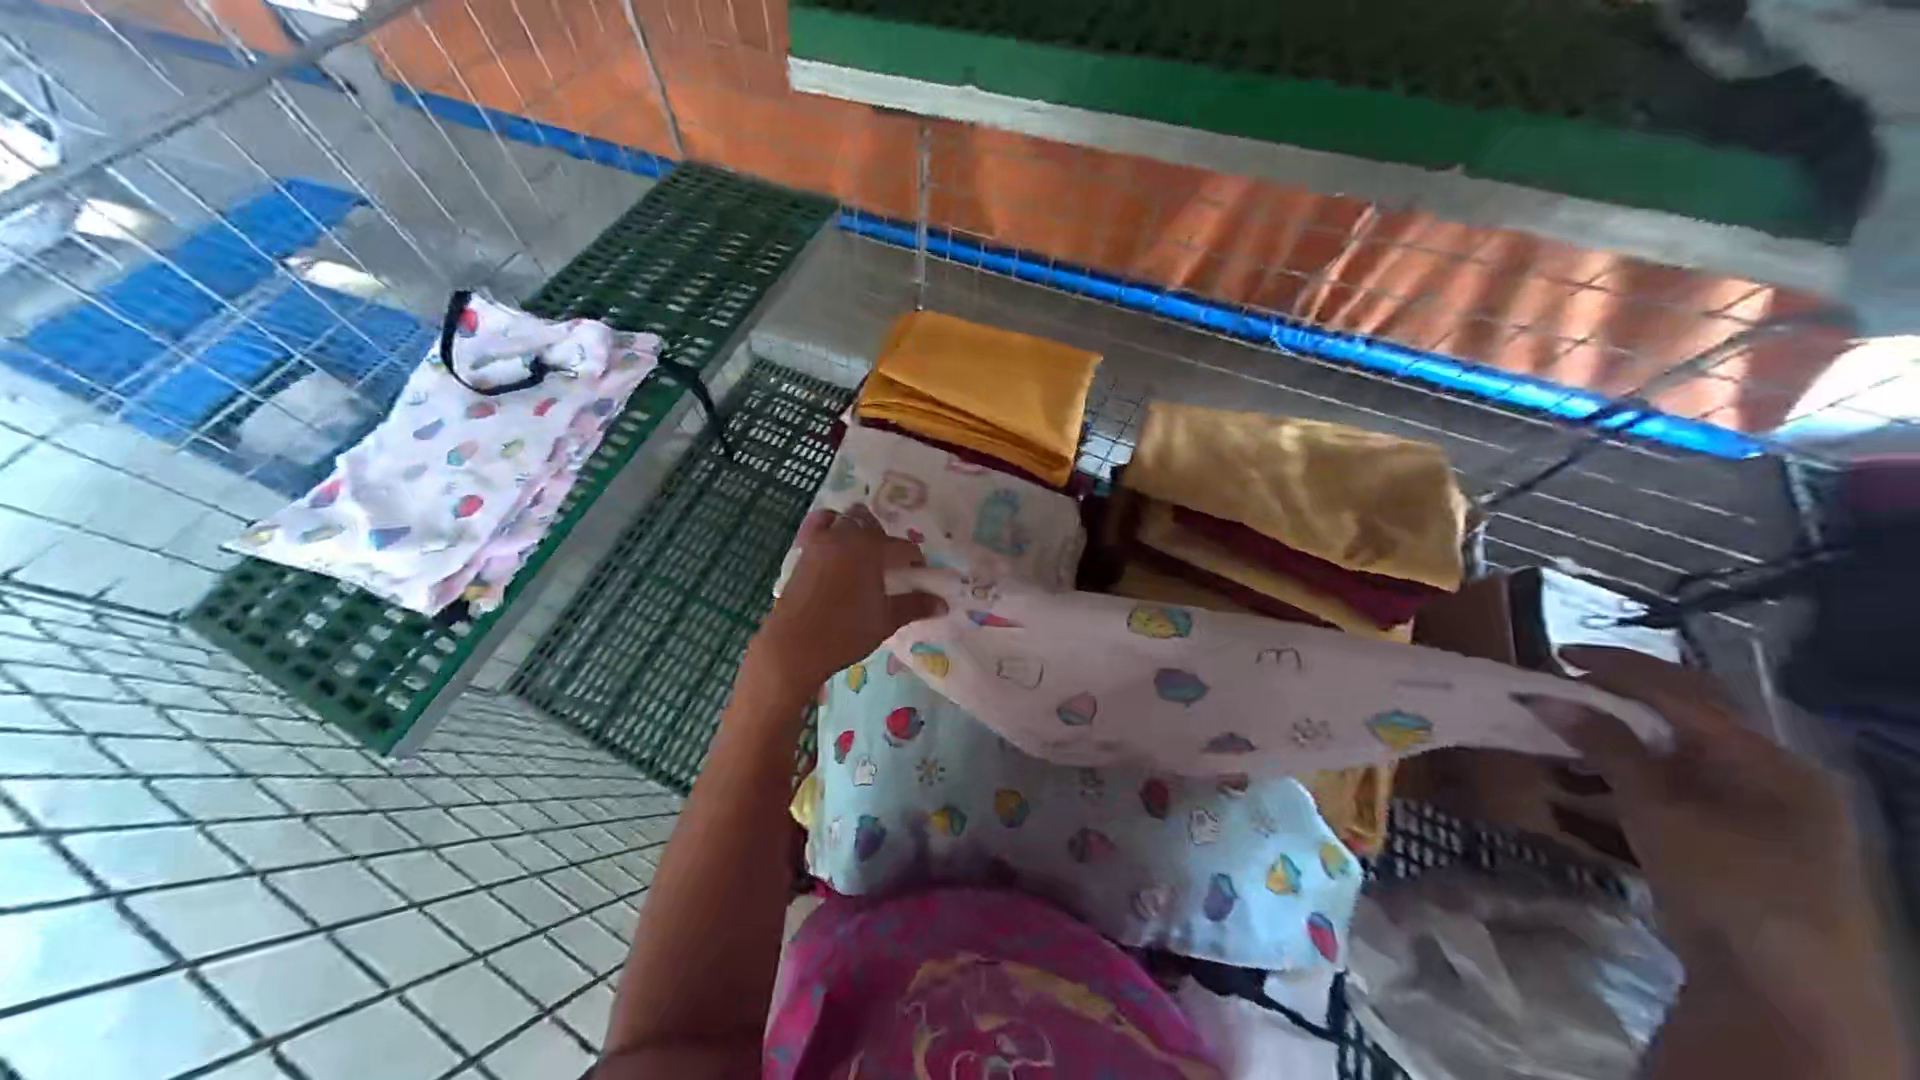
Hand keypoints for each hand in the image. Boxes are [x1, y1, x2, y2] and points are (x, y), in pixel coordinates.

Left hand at [746, 505, 945, 697]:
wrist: (794, 646)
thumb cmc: (845, 632)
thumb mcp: (886, 620)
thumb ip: (915, 606)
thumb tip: (943, 604)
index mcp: (871, 549)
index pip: (903, 548)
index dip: (914, 561)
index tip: (917, 577)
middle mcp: (846, 536)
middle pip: (872, 524)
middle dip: (885, 540)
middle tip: (890, 566)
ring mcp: (820, 540)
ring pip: (845, 519)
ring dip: (858, 530)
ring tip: (863, 555)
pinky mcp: (802, 550)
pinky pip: (820, 526)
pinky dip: (831, 528)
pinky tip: (835, 549)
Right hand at [1515, 646, 1880, 980]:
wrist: (1782, 994)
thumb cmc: (1730, 884)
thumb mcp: (1659, 810)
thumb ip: (1605, 748)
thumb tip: (1544, 697)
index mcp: (1767, 761)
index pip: (1683, 692)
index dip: (1619, 667)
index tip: (1558, 654)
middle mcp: (1765, 781)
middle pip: (1675, 725)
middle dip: (1609, 708)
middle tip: (1553, 696)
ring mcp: (1749, 819)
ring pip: (1663, 766)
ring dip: (1603, 755)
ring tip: (1549, 754)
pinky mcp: (1725, 850)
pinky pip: (1662, 803)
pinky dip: (1615, 795)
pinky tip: (1570, 803)